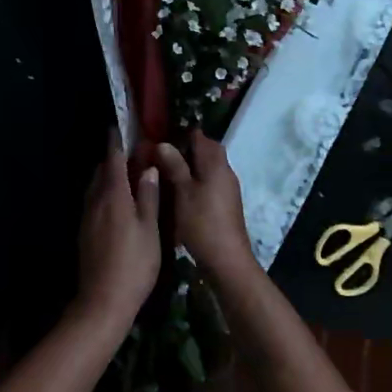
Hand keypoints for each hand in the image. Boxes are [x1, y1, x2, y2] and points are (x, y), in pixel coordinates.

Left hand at [76, 134, 160, 320]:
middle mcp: (96, 203)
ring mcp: (88, 219)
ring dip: (108, 176)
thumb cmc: (134, 263)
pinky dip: (105, 193)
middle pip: (101, 172)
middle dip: (113, 159)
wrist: (103, 302)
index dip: (116, 144)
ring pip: (96, 188)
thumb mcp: (150, 228)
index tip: (119, 128)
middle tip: (131, 152)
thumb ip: (149, 196)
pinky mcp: (85, 234)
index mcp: (114, 198)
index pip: (113, 161)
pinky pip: (94, 202)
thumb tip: (148, 168)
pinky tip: (118, 201)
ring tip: (126, 173)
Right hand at [156, 131, 257, 281]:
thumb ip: (175, 166)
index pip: (201, 138)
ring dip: (193, 165)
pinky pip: (212, 181)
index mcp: (216, 164)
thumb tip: (164, 143)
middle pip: (208, 150)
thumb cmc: (202, 222)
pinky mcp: (227, 201)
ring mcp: (228, 187)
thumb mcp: (183, 193)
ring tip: (169, 172)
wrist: (226, 257)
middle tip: (164, 155)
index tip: (163, 137)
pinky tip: (182, 191)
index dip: (183, 134)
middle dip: (188, 149)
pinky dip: (198, 180)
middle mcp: (226, 170)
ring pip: (210, 166)